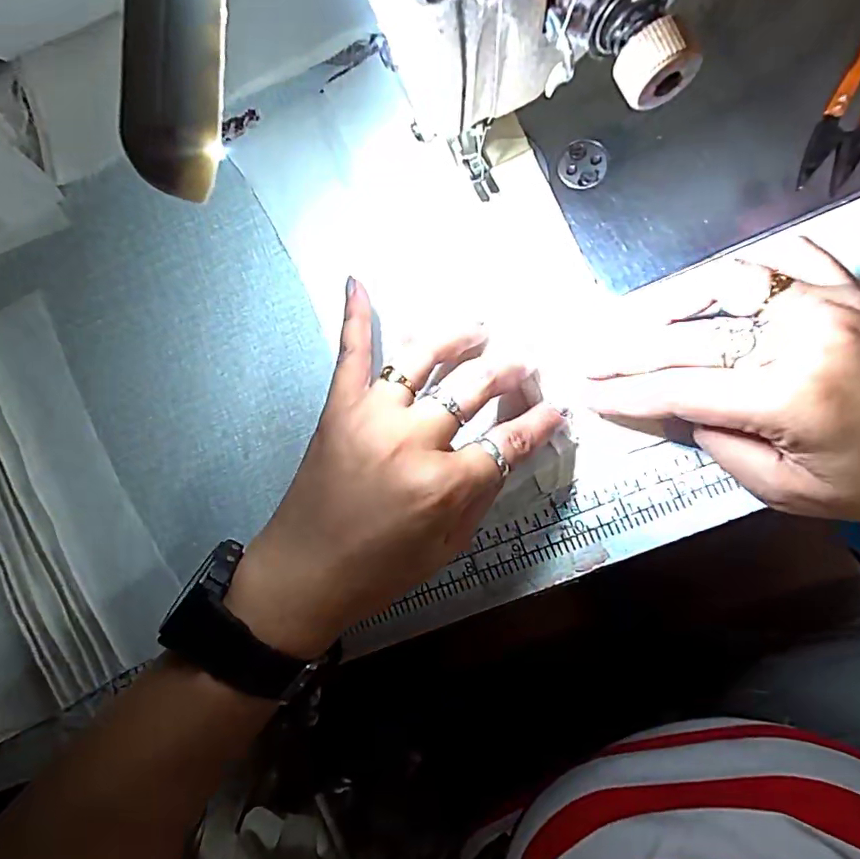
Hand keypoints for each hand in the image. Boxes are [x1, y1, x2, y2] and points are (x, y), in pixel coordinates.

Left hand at [226, 279, 565, 657]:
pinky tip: (358, 283)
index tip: (556, 408)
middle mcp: (411, 440)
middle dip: (509, 371)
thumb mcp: (449, 546)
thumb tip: (506, 451)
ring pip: (422, 358)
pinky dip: (355, 317)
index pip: (507, 441)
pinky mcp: (337, 409)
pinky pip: (351, 355)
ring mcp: (371, 416)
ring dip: (456, 338)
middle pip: (473, 389)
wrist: (303, 575)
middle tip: (525, 360)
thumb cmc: (382, 570)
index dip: (537, 423)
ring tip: (478, 329)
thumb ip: (482, 495)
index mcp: (443, 484)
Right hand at [581, 240, 859, 555]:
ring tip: (634, 319)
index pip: (681, 389)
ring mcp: (829, 298)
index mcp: (791, 396)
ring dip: (672, 301)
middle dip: (629, 348)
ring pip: (727, 282)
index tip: (586, 394)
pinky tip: (719, 286)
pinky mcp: (852, 285)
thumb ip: (727, 447)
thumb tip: (683, 414)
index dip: (626, 394)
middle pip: (691, 334)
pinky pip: (784, 257)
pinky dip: (743, 268)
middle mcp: (804, 333)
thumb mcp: (796, 493)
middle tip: (589, 354)